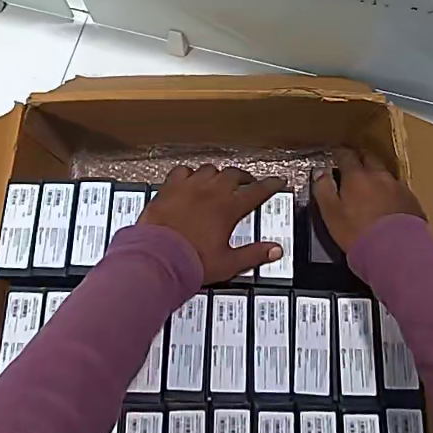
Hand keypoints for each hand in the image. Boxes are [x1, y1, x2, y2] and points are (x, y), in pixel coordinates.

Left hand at [139, 165, 285, 282]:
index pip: (257, 191)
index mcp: (228, 208)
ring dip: (218, 174)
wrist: (156, 260)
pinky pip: (182, 171)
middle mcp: (210, 192)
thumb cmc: (189, 262)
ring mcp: (188, 187)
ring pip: (209, 169)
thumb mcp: (228, 263)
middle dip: (244, 177)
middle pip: (234, 175)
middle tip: (248, 182)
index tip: (277, 181)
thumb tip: (274, 251)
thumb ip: (254, 254)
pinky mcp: (168, 188)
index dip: (270, 185)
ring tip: (220, 180)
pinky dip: (189, 173)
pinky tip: (189, 178)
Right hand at [311, 148, 425, 252]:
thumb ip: (323, 190)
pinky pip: (398, 189)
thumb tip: (320, 173)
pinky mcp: (412, 200)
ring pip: (385, 173)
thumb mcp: (331, 213)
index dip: (339, 153)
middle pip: (369, 157)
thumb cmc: (358, 233)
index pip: (346, 156)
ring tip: (371, 184)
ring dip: (376, 175)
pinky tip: (388, 202)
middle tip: (353, 162)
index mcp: (357, 176)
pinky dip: (390, 191)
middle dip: (360, 157)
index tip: (335, 155)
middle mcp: (379, 176)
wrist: (396, 250)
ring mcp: (398, 187)